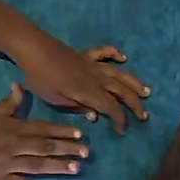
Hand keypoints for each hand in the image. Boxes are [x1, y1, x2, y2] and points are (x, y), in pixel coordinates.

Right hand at [0, 83, 87, 179]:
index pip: (42, 128)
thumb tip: (20, 85)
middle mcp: (13, 145)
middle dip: (67, 149)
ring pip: (37, 165)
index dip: (62, 131)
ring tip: (77, 168)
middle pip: (44, 146)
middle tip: (86, 152)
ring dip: (58, 167)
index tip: (80, 133)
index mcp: (12, 127)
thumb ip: (8, 102)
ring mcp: (6, 164)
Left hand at [9, 33, 148, 133]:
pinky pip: (105, 52)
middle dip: (135, 105)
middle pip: (122, 91)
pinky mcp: (86, 54)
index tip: (123, 131)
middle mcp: (97, 78)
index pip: (112, 107)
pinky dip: (115, 54)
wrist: (33, 48)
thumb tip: (96, 115)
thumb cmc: (40, 77)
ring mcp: (93, 64)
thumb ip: (76, 107)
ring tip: (146, 92)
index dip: (121, 120)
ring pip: (120, 74)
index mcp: (88, 91)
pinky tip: (123, 58)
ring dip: (134, 83)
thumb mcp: (54, 99)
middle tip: (144, 116)